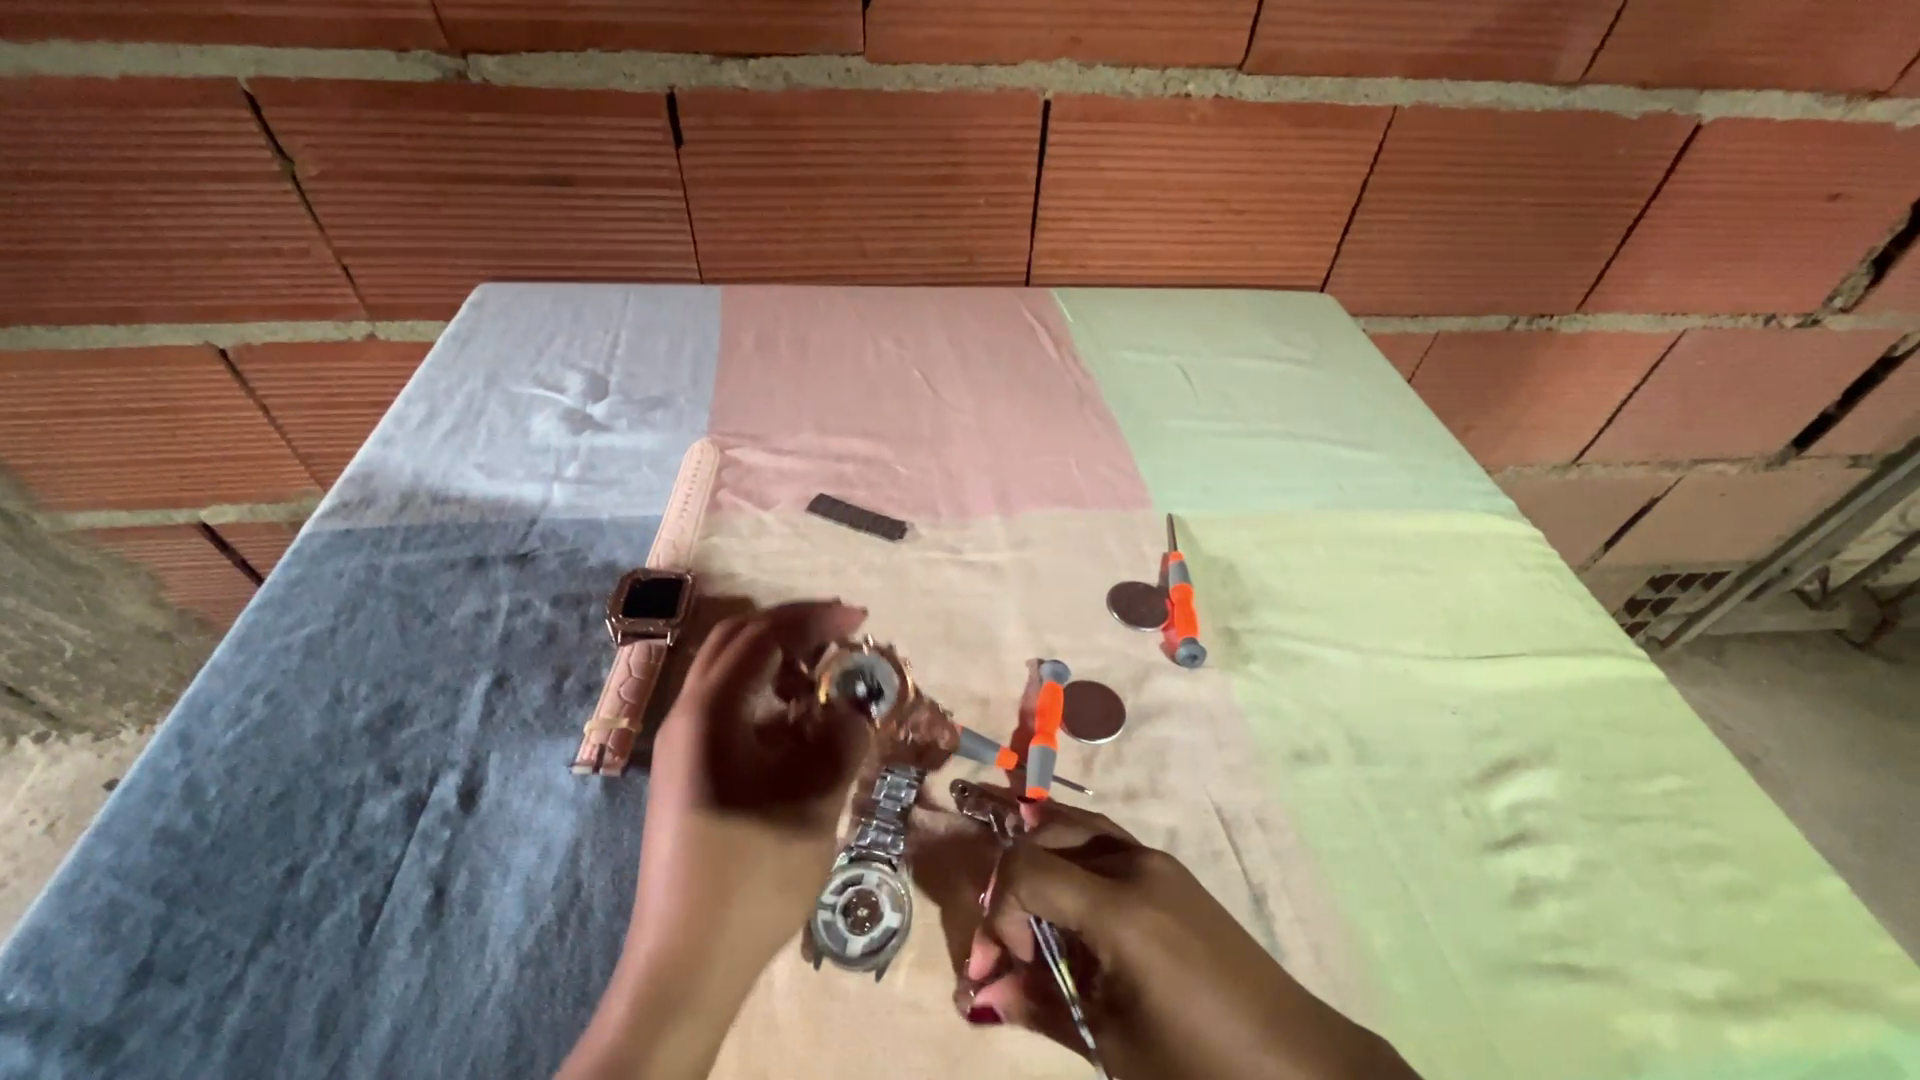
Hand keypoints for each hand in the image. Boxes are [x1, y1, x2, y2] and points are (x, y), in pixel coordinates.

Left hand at [560, 600, 870, 1079]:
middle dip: (793, 631)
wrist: (686, 959)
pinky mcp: (686, 771)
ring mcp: (681, 745)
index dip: (815, 618)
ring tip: (829, 682)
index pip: (764, 636)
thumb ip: (843, 742)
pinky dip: (767, 700)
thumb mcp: (814, 805)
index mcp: (711, 713)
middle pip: (738, 643)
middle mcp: (687, 715)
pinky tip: (801, 727)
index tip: (862, 619)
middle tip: (844, 639)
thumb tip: (860, 705)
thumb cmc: (752, 878)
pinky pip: (727, 710)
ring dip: (779, 665)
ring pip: (730, 676)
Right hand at [962, 801, 1421, 1079]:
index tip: (1009, 966)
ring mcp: (1158, 862)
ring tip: (1035, 922)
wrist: (1299, 1062)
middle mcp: (1136, 866)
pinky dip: (1073, 863)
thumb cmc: (1201, 1064)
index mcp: (1122, 910)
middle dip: (1013, 886)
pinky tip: (1073, 915)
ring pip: (1076, 829)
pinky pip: (1105, 845)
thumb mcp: (1114, 1046)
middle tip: (1012, 947)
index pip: (1026, 870)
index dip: (1000, 914)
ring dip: (1042, 864)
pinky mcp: (1172, 873)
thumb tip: (979, 996)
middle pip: (1045, 835)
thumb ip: (1041, 1008)